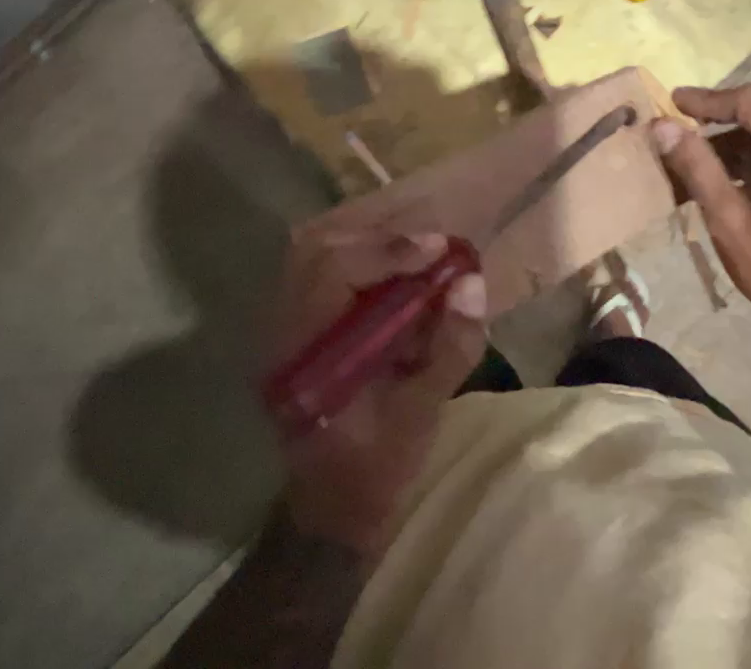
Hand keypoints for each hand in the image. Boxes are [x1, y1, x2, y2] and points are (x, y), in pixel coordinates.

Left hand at [269, 229, 487, 560]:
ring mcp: (280, 329)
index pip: (333, 272)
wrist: (333, 510)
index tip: (440, 249)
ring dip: (367, 246)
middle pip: (316, 250)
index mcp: (304, 352)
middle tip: (431, 248)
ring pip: (313, 257)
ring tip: (417, 255)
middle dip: (378, 239)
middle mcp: (280, 330)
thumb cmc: (376, 466)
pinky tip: (394, 273)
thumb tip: (470, 282)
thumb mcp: (422, 413)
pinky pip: (318, 275)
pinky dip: (358, 262)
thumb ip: (451, 347)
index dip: (387, 251)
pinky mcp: (292, 331)